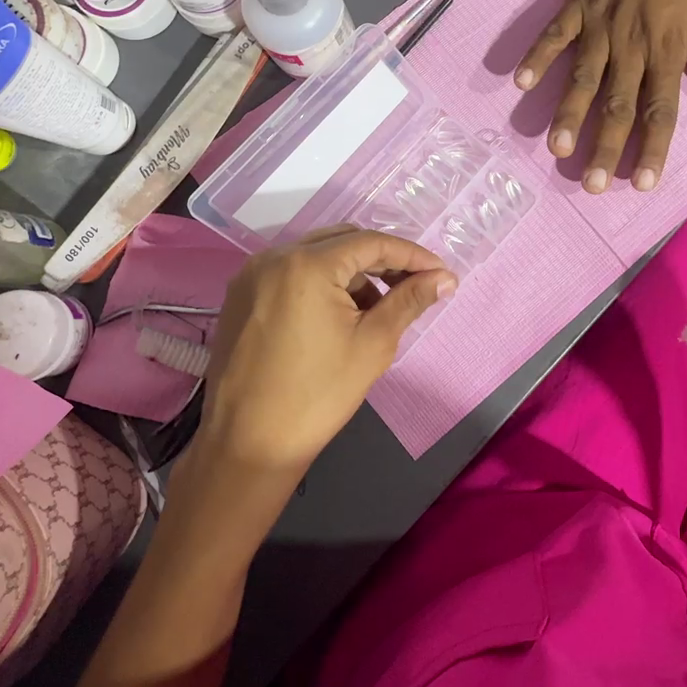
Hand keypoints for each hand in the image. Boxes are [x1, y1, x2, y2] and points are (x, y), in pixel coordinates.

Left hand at [197, 227, 456, 472]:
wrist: (248, 445)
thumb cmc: (318, 395)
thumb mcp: (373, 343)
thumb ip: (410, 300)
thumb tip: (445, 278)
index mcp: (307, 265)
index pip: (372, 242)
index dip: (411, 254)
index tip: (441, 273)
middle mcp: (274, 257)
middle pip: (343, 240)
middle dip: (382, 260)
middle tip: (415, 285)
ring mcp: (252, 275)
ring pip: (316, 255)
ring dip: (353, 272)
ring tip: (379, 307)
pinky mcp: (241, 296)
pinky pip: (292, 273)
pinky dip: (322, 283)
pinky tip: (341, 314)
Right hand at [515, 0, 686, 193]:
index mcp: (668, 51)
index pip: (659, 110)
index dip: (652, 149)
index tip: (642, 184)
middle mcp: (633, 45)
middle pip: (618, 104)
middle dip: (605, 147)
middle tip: (591, 183)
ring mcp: (601, 24)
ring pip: (584, 77)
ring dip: (569, 114)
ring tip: (556, 147)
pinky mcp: (577, 3)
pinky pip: (554, 34)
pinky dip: (538, 57)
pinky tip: (521, 82)